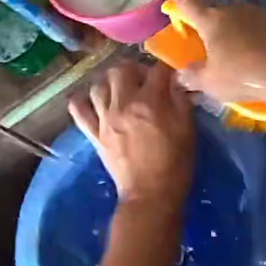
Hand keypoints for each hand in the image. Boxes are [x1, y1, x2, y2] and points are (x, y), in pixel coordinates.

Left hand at [69, 63, 194, 206]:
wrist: (150, 196)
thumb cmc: (175, 163)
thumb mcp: (187, 129)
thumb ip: (181, 100)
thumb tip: (177, 80)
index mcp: (149, 103)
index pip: (157, 70)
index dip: (166, 69)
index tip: (171, 75)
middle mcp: (122, 105)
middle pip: (121, 70)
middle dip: (134, 69)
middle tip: (144, 80)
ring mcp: (104, 119)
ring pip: (98, 85)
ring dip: (111, 82)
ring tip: (122, 90)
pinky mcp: (93, 134)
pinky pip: (78, 109)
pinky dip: (82, 100)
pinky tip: (93, 101)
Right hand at [168, 0, 265, 106]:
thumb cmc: (243, 75)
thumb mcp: (210, 83)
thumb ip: (192, 76)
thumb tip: (181, 73)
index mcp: (212, 21)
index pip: (190, 5)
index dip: (181, 0)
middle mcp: (234, 10)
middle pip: (218, 15)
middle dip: (214, 27)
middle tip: (215, 48)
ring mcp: (260, 12)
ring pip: (242, 21)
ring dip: (239, 33)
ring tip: (243, 56)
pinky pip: (263, 28)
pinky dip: (260, 38)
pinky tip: (265, 55)